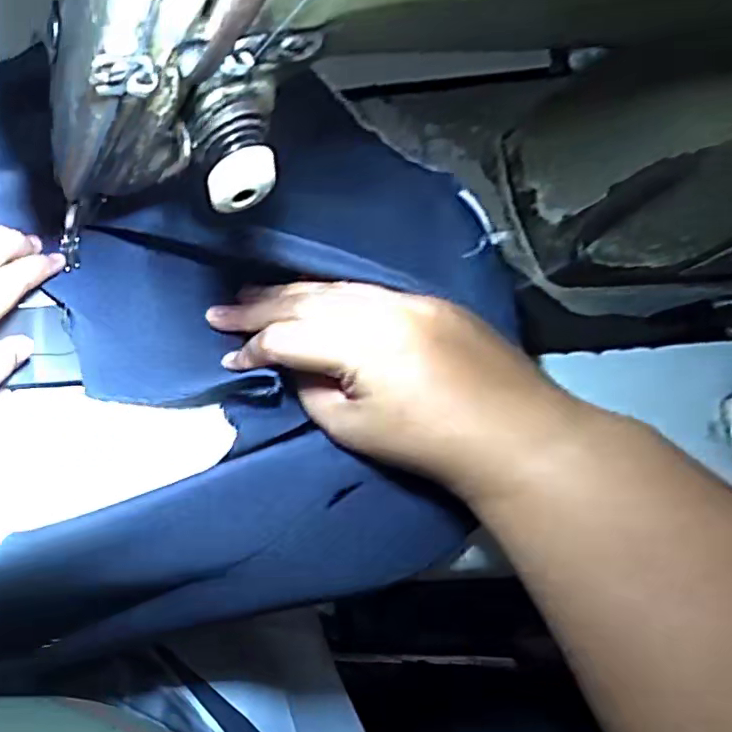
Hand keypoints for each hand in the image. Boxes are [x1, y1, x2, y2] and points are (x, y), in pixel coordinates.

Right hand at [207, 281, 595, 501]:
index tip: (228, 362)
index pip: (287, 337)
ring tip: (251, 296)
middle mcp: (384, 308)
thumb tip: (296, 367)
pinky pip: (362, 291)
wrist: (513, 433)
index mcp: (361, 342)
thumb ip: (311, 389)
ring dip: (288, 293)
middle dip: (257, 308)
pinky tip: (307, 296)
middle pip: (305, 301)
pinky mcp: (429, 303)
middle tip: (218, 312)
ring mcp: (410, 301)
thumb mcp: (347, 426)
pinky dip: (326, 294)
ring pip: (334, 289)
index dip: (252, 349)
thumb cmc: (422, 442)